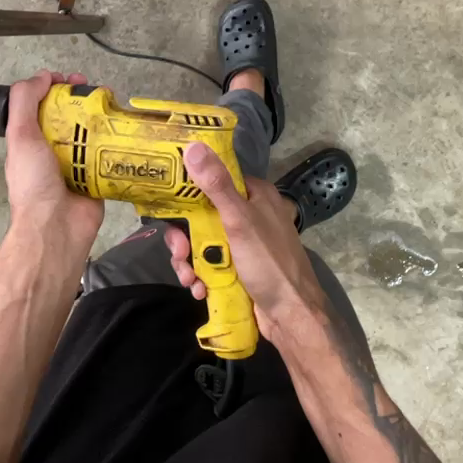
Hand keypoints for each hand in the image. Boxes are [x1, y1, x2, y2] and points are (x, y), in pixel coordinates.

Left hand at [4, 72, 104, 251]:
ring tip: (114, 104)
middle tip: (96, 88)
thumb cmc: (34, 183)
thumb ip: (24, 102)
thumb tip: (42, 76)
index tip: (69, 80)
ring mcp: (77, 164)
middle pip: (70, 116)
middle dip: (82, 99)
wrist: (57, 227)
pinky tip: (126, 129)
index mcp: (31, 141)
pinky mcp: (98, 177)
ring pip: (92, 133)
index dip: (55, 89)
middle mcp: (54, 151)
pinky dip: (118, 142)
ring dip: (103, 117)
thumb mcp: (20, 135)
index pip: (43, 106)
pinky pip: (110, 155)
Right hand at [162, 143, 326, 339]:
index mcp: (255, 195)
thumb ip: (216, 185)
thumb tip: (192, 146)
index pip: (215, 180)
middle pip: (203, 216)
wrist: (292, 316)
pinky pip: (212, 264)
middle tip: (179, 253)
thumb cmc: (269, 262)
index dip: (189, 192)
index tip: (170, 207)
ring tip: (188, 278)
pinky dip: (202, 276)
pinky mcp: (240, 268)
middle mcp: (250, 214)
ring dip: (190, 261)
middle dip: (186, 238)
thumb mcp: (240, 220)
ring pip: (204, 243)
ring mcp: (245, 243)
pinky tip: (199, 289)